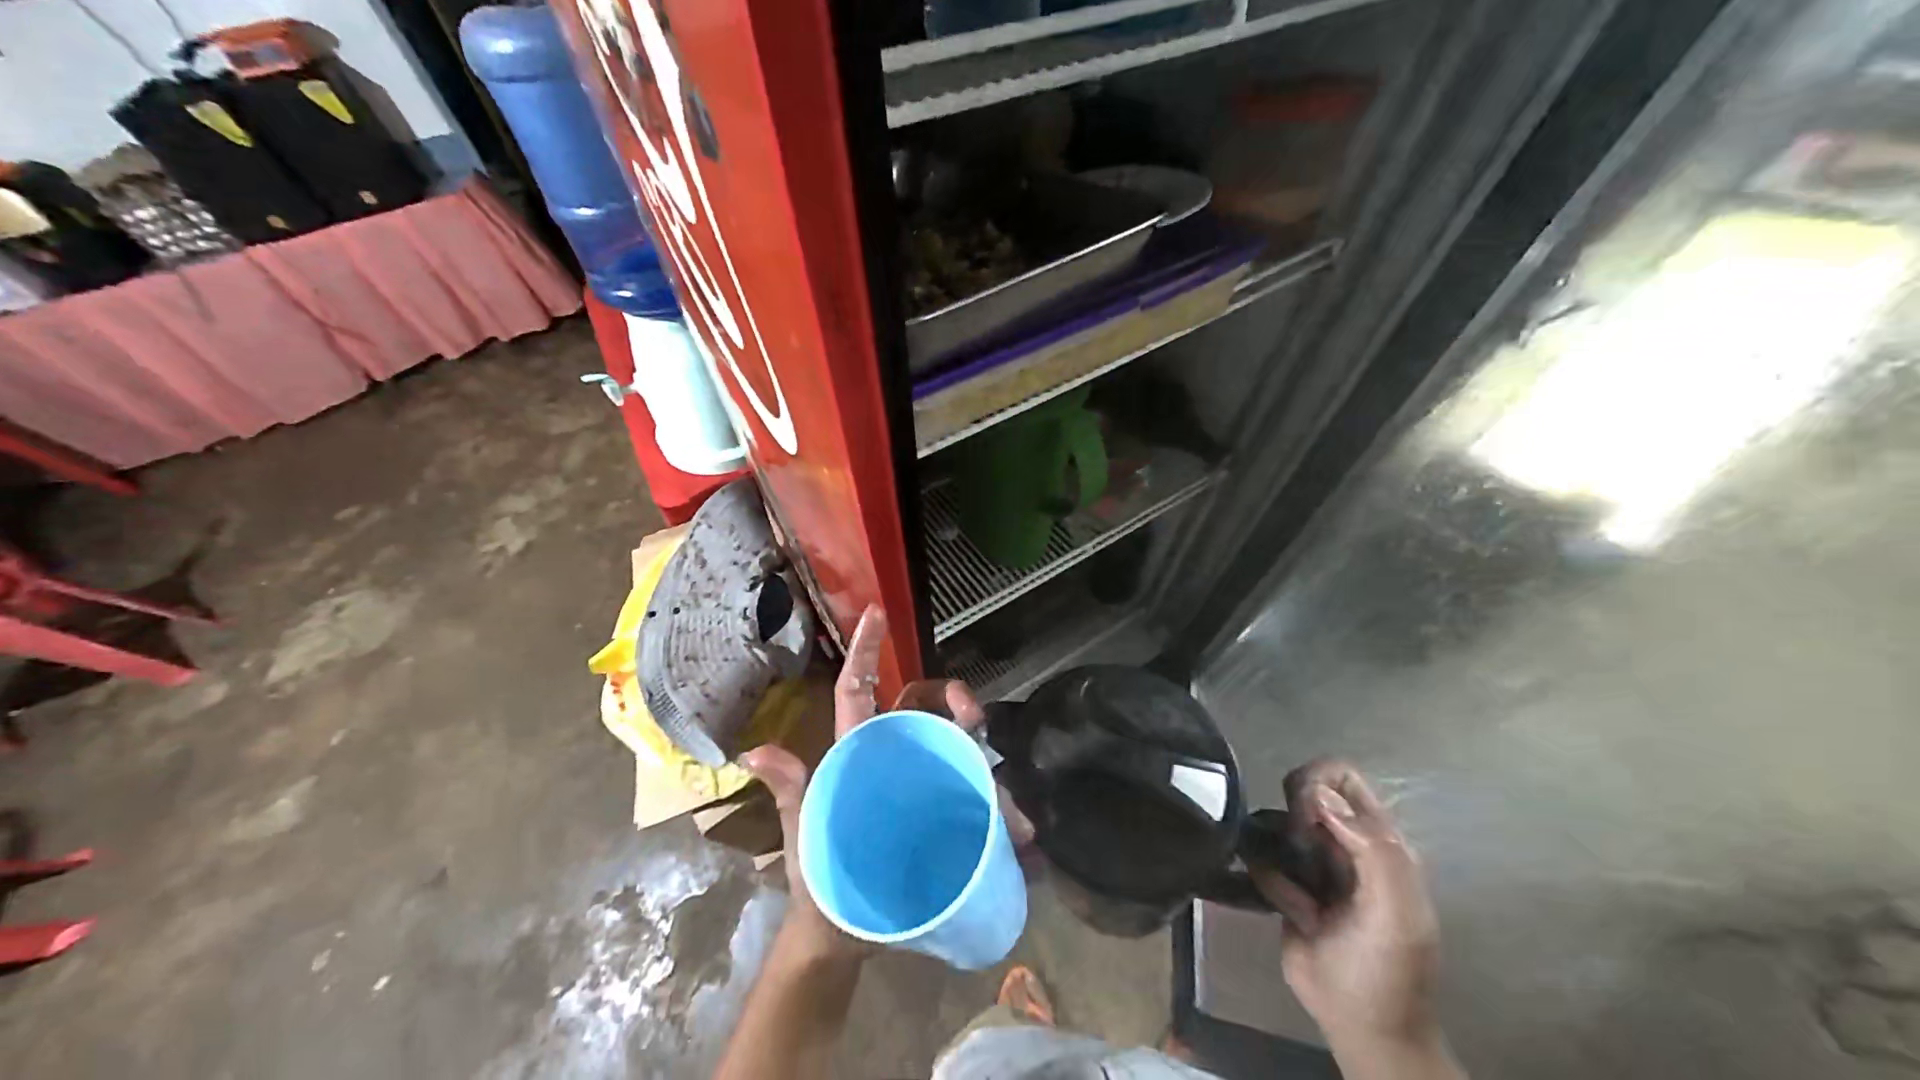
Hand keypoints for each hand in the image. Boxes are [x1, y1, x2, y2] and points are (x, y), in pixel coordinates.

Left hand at [740, 606, 1032, 958]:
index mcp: (855, 752)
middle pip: (924, 708)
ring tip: (1008, 799)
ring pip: (958, 747)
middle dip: (952, 698)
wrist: (845, 935)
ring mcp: (922, 784)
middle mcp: (892, 758)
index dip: (866, 651)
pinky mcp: (945, 814)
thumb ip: (791, 791)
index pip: (859, 690)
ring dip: (985, 760)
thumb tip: (752, 752)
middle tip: (973, 715)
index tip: (876, 613)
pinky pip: (977, 796)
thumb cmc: (820, 877)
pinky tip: (1020, 833)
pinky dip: (1000, 809)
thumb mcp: (805, 832)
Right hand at [1252, 760, 1440, 1051]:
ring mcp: (1314, 864)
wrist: (1363, 1027)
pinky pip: (1263, 860)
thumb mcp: (1397, 911)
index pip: (1343, 777)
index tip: (1307, 819)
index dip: (1319, 785)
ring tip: (1294, 889)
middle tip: (1295, 847)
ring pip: (1280, 823)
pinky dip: (1267, 877)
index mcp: (1381, 841)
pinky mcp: (1286, 886)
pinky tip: (1289, 911)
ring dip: (1277, 846)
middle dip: (1294, 813)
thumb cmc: (1387, 969)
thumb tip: (1318, 792)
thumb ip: (1373, 848)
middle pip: (1307, 791)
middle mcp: (1346, 843)